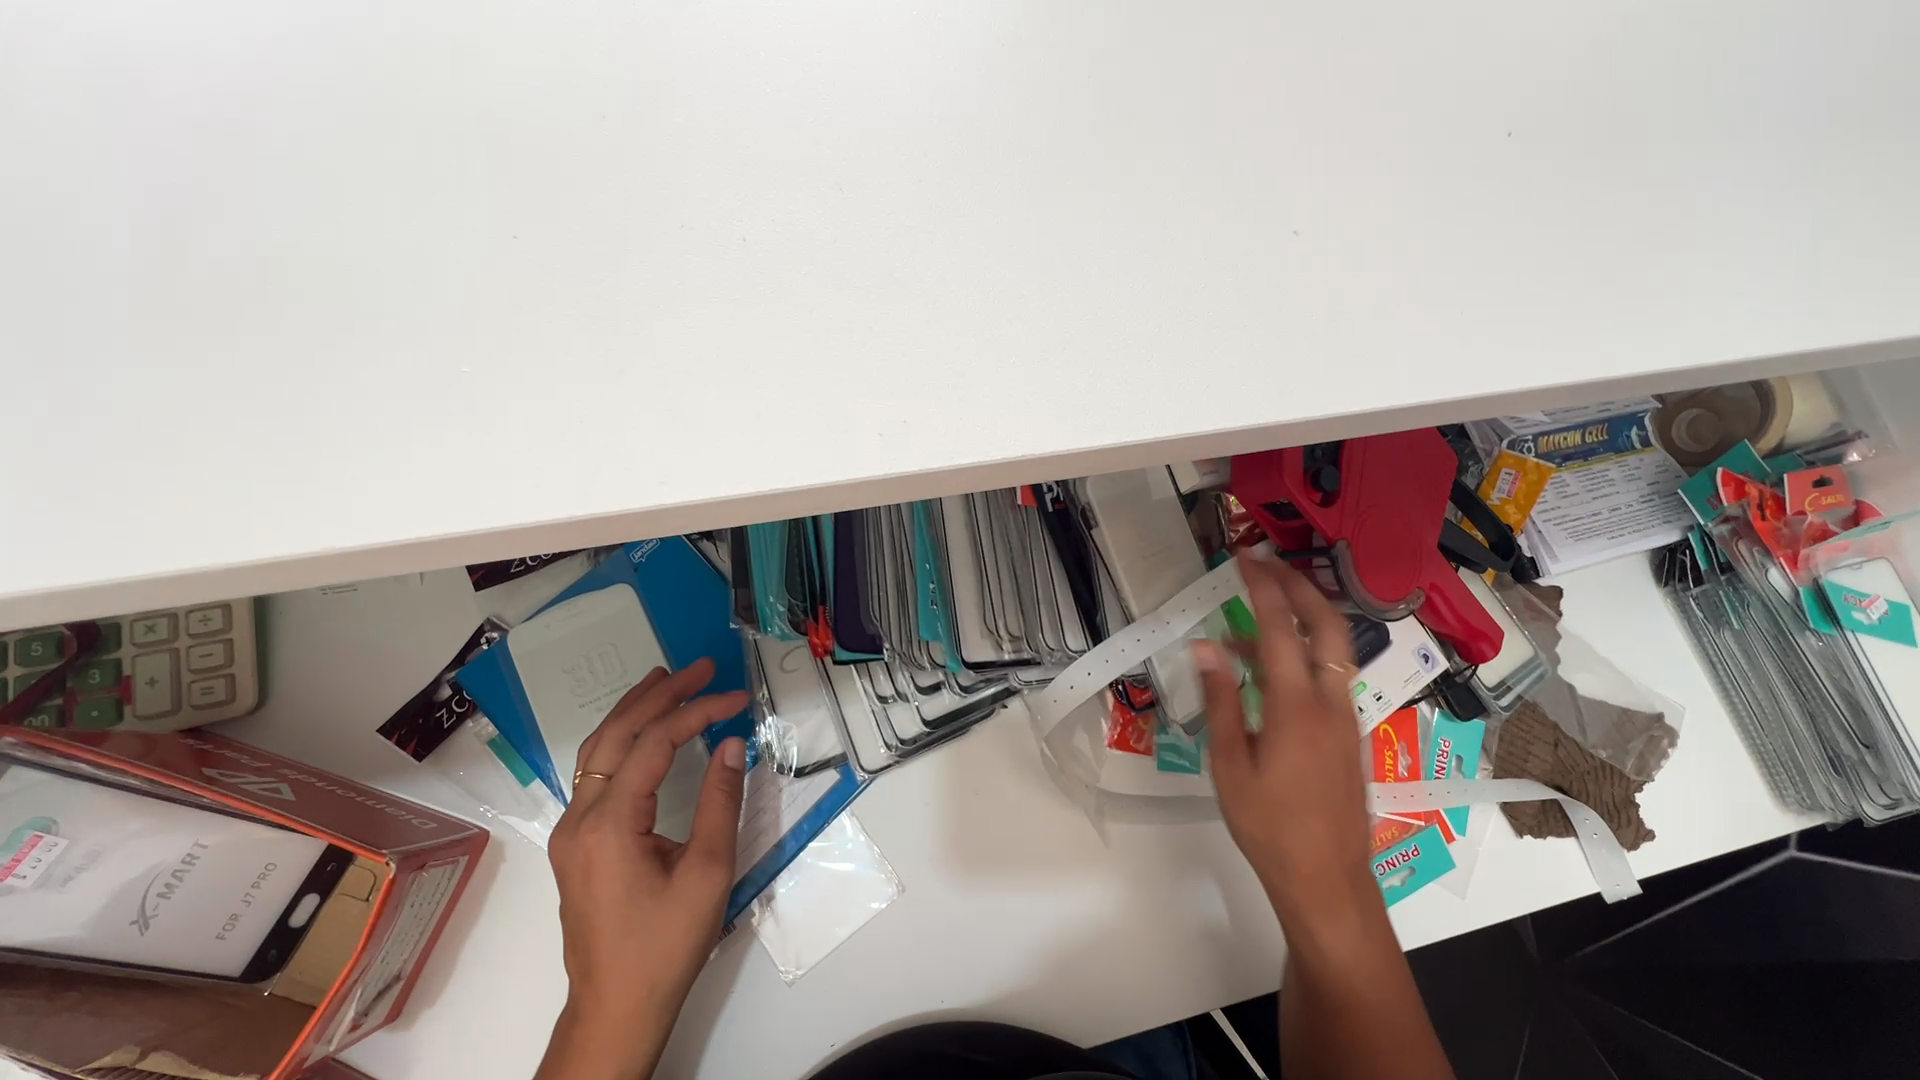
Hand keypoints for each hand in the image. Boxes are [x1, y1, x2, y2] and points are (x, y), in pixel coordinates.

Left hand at [536, 658, 748, 1079]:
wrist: (616, 1006)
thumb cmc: (666, 944)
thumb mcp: (707, 873)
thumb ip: (719, 802)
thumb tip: (732, 744)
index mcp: (608, 825)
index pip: (652, 745)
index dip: (697, 713)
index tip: (737, 698)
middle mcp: (578, 818)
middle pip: (615, 735)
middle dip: (658, 694)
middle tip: (700, 667)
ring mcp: (571, 830)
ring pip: (597, 751)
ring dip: (633, 711)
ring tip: (667, 680)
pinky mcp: (576, 842)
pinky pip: (595, 774)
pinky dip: (622, 741)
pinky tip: (644, 732)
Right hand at [1193, 550, 1377, 933]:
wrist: (1326, 877)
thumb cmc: (1268, 825)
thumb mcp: (1229, 765)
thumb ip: (1220, 700)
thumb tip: (1205, 648)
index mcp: (1295, 706)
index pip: (1281, 628)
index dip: (1263, 587)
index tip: (1244, 559)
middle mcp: (1330, 701)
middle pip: (1327, 624)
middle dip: (1299, 585)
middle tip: (1268, 563)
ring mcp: (1345, 717)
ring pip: (1333, 649)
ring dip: (1301, 618)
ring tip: (1251, 616)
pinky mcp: (1347, 733)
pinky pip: (1328, 676)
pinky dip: (1303, 654)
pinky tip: (1266, 670)